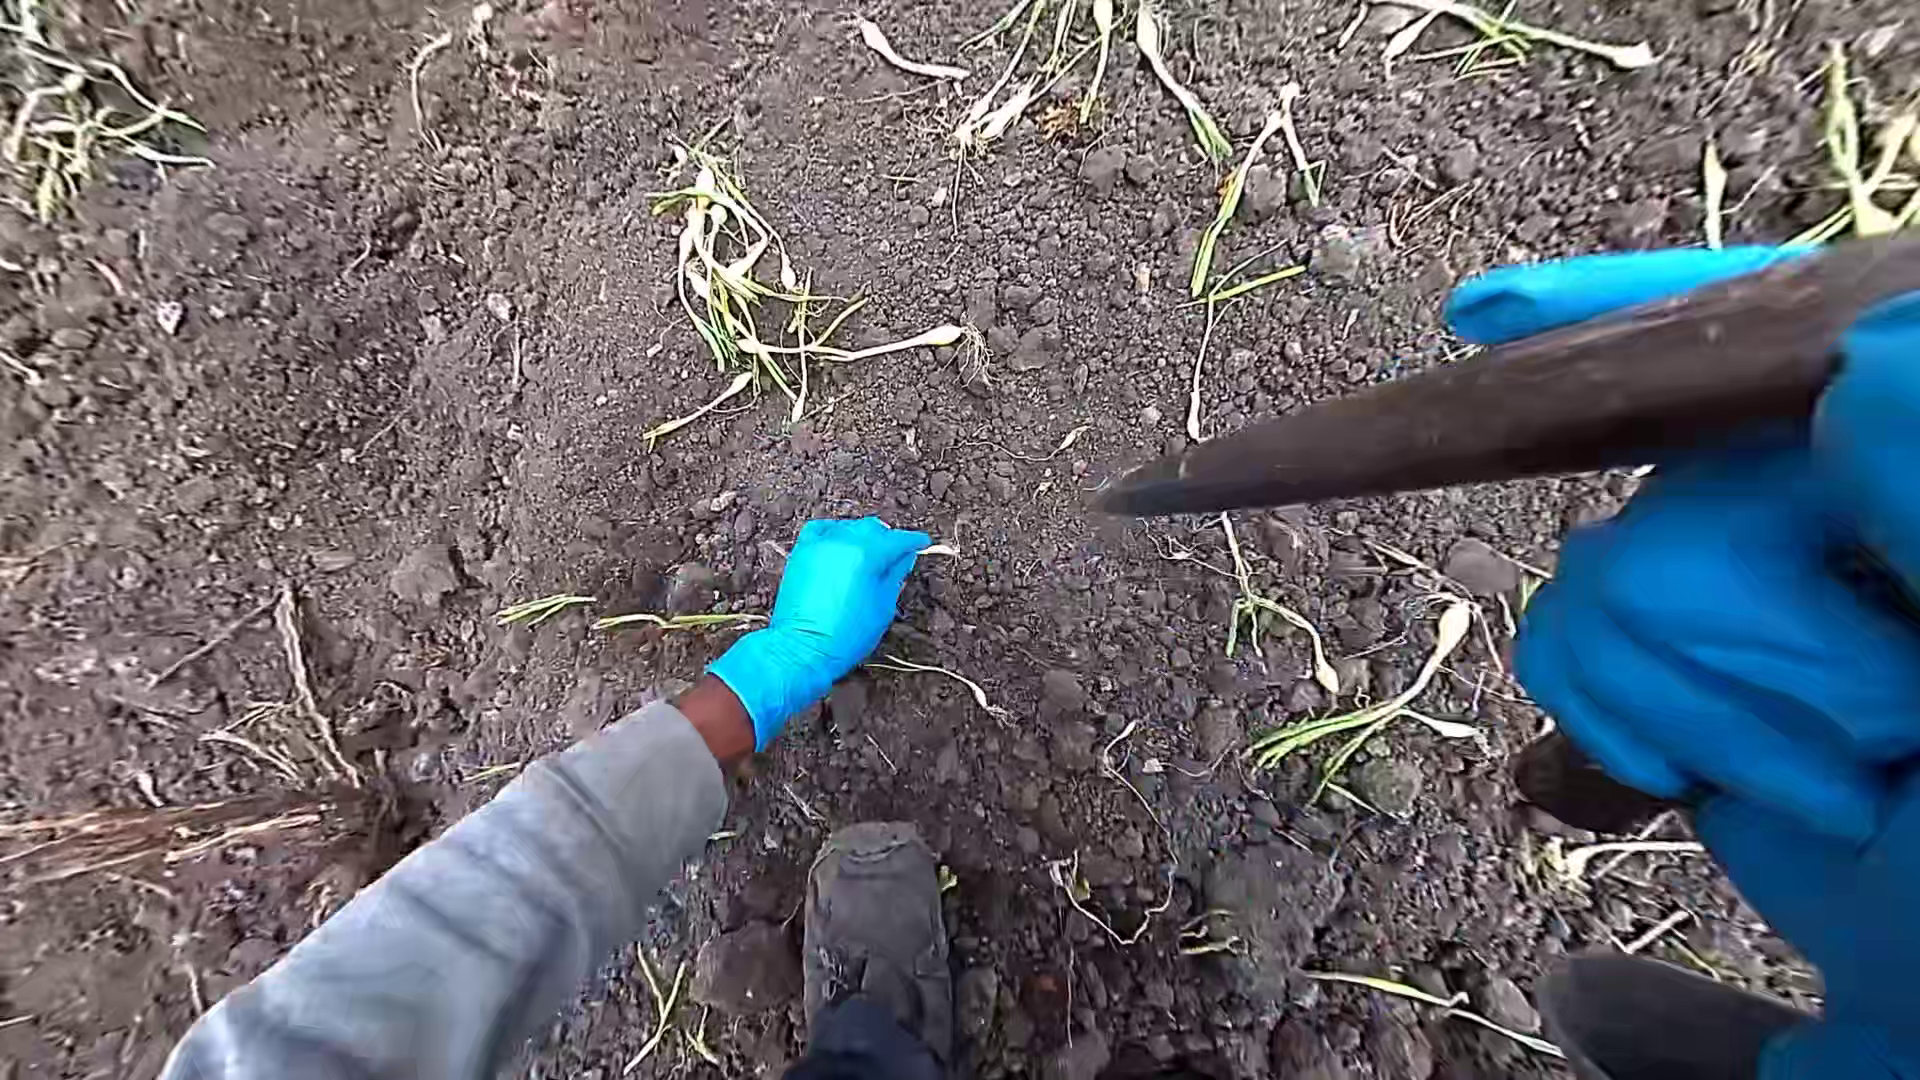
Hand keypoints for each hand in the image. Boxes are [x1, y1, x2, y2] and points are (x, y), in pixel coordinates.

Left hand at [708, 517, 930, 748]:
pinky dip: (835, 533)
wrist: (803, 649)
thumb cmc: (843, 636)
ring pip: (850, 527)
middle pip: (874, 528)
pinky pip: (822, 530)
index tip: (921, 543)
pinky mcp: (803, 552)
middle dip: (888, 539)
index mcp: (867, 555)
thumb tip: (904, 557)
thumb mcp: (882, 607)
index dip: (913, 541)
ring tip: (869, 555)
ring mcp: (820, 545)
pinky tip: (842, 545)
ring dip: (863, 536)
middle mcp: (843, 543)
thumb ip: (895, 575)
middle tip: (895, 556)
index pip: (898, 540)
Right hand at [1450, 248, 1919, 843]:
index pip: (1796, 340)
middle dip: (1715, 612)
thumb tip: (1886, 351)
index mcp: (1913, 493)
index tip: (1483, 312)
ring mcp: (1755, 599)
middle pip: (1672, 494)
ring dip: (1657, 680)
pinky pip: (1562, 641)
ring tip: (1788, 780)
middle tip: (1869, 732)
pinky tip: (1653, 768)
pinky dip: (1590, 700)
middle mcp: (1851, 517)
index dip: (1656, 303)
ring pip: (1599, 570)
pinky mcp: (1675, 671)